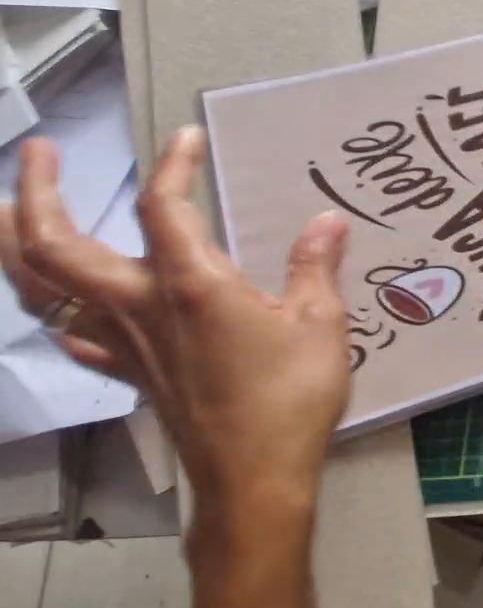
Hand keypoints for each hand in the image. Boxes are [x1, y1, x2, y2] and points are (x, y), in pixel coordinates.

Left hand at [0, 127, 352, 524]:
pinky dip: (54, 311)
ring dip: (16, 243)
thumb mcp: (322, 323)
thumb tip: (327, 220)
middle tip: (41, 152)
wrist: (252, 471)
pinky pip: (72, 334)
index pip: (166, 210)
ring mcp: (123, 342)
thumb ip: (316, 267)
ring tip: (11, 212)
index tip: (184, 136)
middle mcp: (139, 307)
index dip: (172, 166)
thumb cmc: (293, 394)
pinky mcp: (129, 371)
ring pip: (41, 288)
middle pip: (55, 247)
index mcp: (191, 287)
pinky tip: (63, 311)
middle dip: (40, 193)